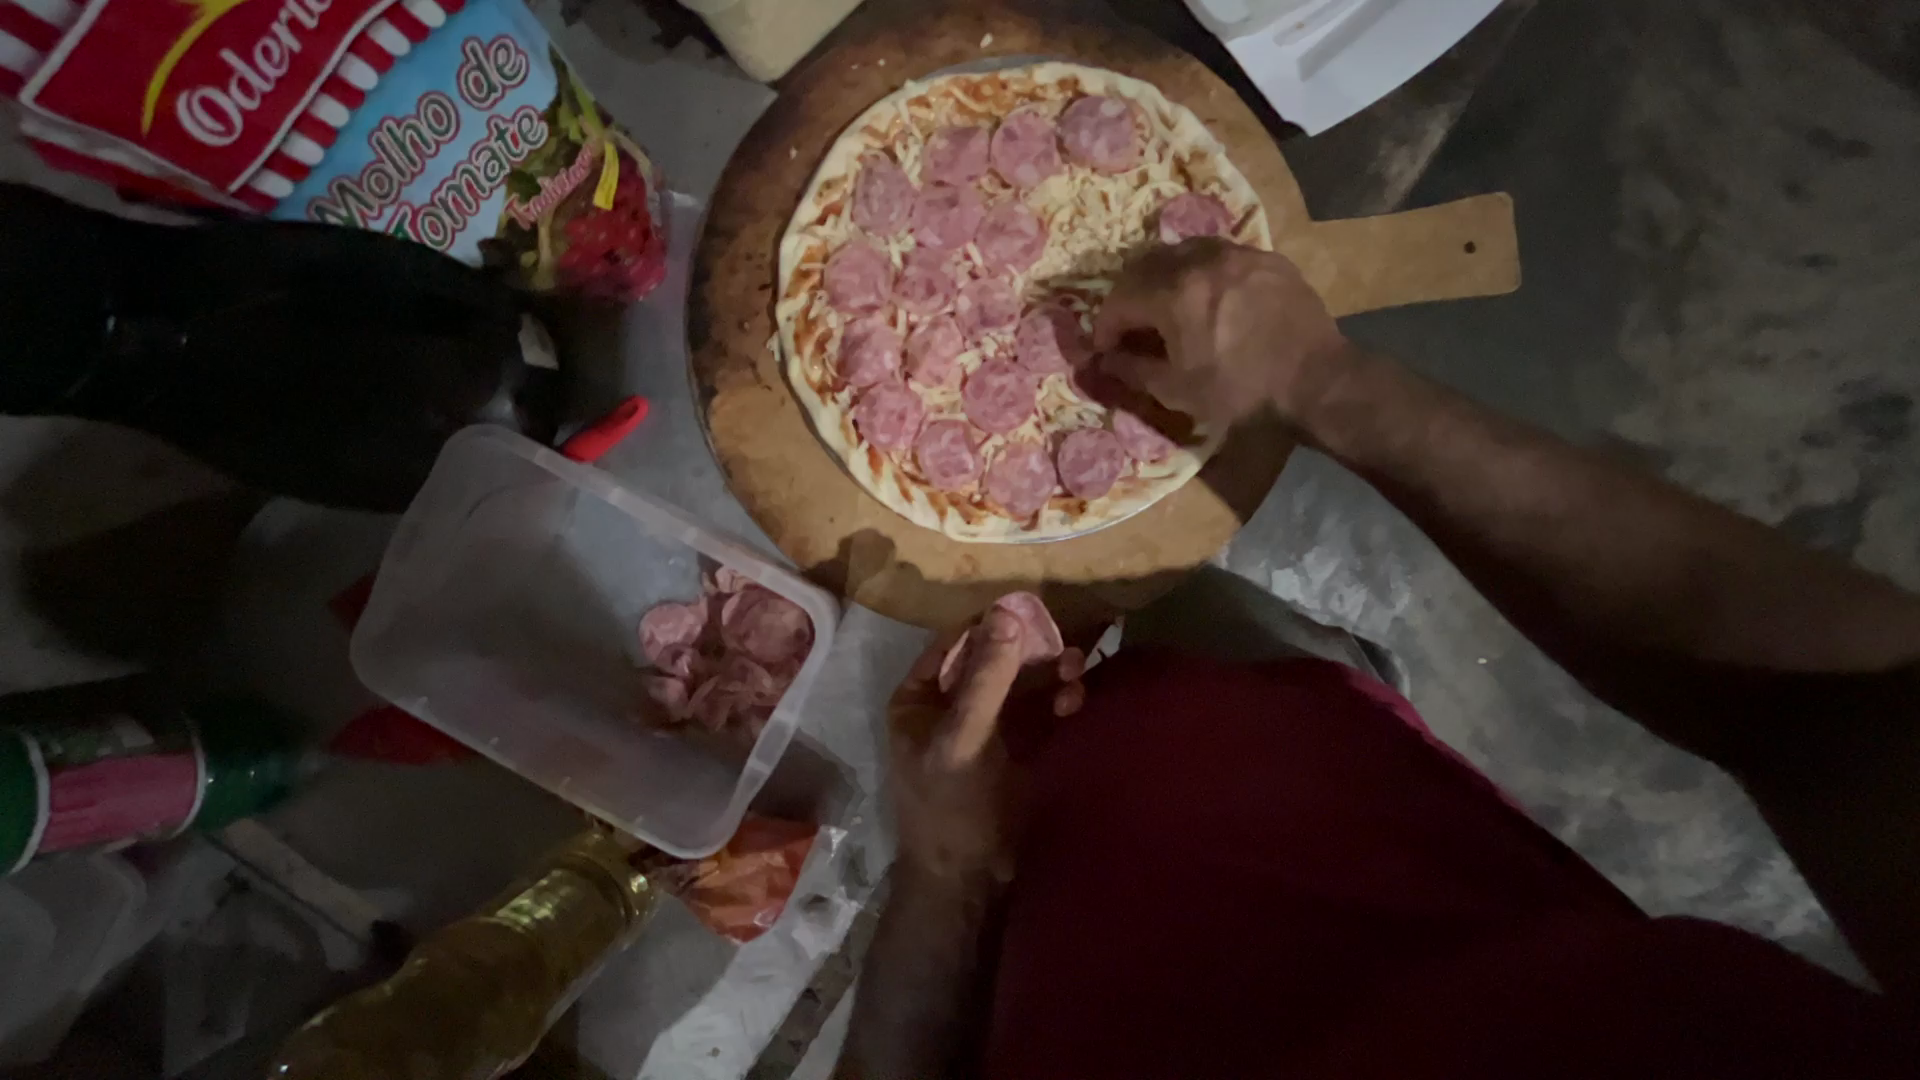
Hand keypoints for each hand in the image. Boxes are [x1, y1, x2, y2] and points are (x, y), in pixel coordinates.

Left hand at [886, 610, 1084, 882]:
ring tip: (1076, 669)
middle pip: (993, 660)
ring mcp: (984, 727)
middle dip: (1029, 651)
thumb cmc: (951, 807)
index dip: (992, 625)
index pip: (955, 643)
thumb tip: (1008, 614)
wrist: (969, 882)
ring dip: (1049, 674)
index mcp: (919, 698)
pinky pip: (1038, 711)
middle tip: (1066, 643)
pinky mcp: (1015, 748)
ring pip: (1020, 685)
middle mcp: (949, 705)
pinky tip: (1075, 699)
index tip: (1033, 610)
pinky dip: (1057, 701)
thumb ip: (987, 679)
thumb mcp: (963, 739)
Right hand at [1092, 239, 1352, 426]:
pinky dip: (1200, 272)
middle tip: (1130, 326)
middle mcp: (1201, 262)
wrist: (1315, 381)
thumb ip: (1132, 370)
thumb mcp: (1177, 390)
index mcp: (1174, 294)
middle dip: (1129, 296)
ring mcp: (1238, 255)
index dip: (1104, 326)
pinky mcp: (1266, 259)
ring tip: (1166, 307)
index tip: (1105, 349)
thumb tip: (1103, 360)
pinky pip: (1219, 255)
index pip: (1120, 299)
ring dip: (1163, 277)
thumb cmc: (1240, 392)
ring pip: (1183, 252)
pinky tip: (1208, 299)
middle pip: (1145, 265)